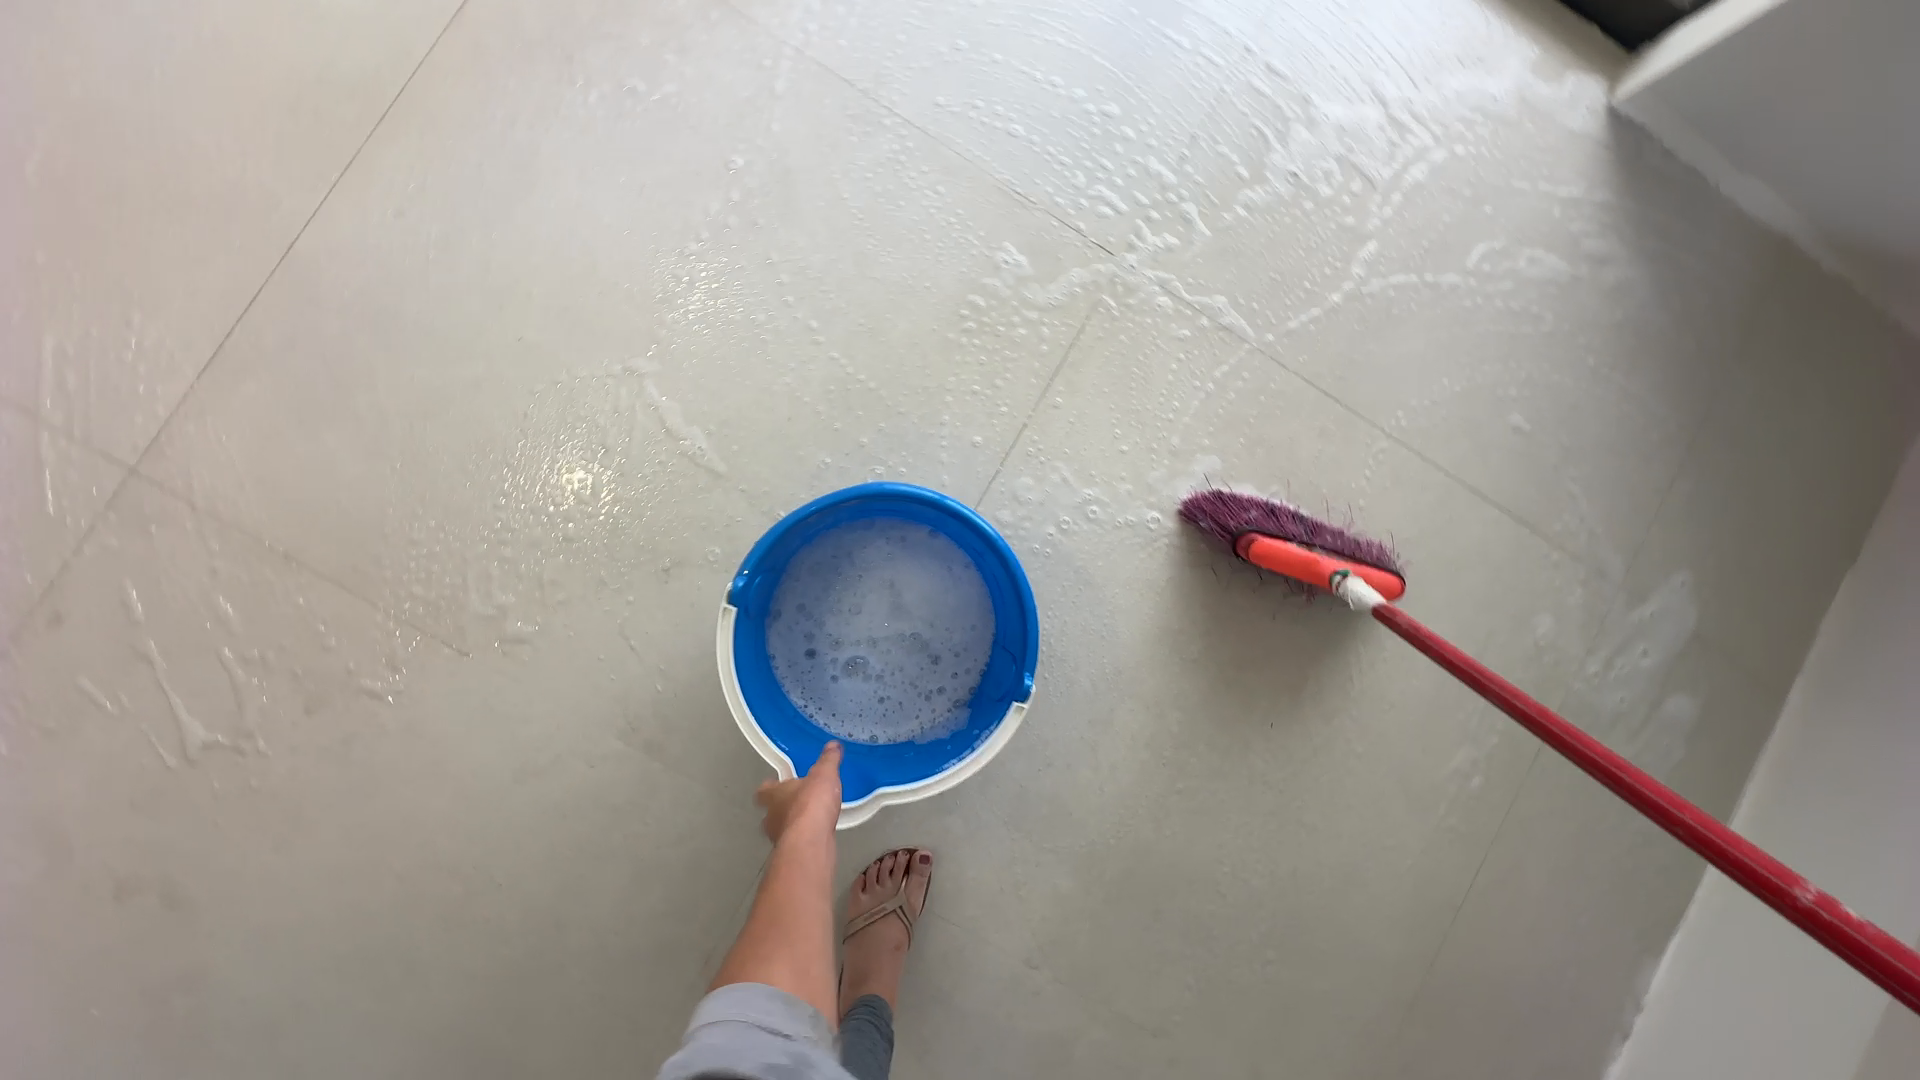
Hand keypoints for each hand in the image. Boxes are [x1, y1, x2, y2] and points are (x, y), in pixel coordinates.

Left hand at [755, 742, 842, 843]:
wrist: (811, 841)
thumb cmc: (812, 803)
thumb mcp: (825, 774)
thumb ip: (828, 760)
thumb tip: (833, 745)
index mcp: (774, 795)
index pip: (764, 790)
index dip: (770, 787)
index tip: (776, 785)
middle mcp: (771, 817)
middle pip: (771, 811)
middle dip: (782, 808)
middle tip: (796, 804)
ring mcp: (779, 838)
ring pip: (781, 829)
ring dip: (792, 825)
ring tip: (808, 821)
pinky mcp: (791, 853)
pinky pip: (795, 843)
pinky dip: (803, 839)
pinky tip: (815, 836)